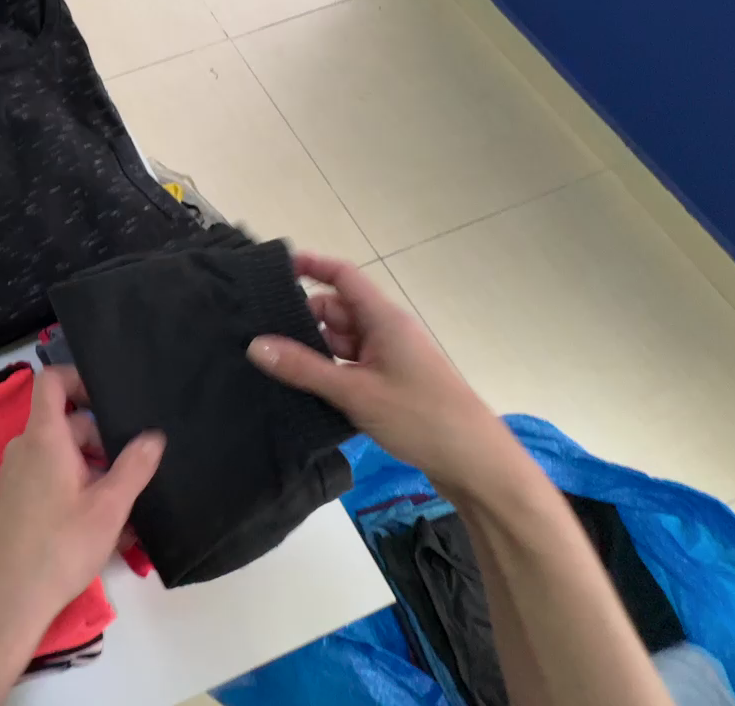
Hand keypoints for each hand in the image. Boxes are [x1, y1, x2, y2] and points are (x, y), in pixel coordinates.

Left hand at [0, 366, 163, 641]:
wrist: (6, 600)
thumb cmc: (60, 546)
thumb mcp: (108, 508)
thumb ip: (133, 467)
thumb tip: (153, 435)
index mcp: (44, 436)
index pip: (51, 379)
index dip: (78, 378)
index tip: (110, 398)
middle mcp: (24, 446)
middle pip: (64, 422)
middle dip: (100, 437)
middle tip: (132, 466)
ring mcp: (15, 472)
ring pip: (59, 452)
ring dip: (91, 466)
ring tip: (122, 501)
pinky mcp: (13, 497)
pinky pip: (47, 475)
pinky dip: (73, 484)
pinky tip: (97, 521)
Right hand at [245, 252, 522, 494]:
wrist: (479, 468)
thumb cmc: (422, 418)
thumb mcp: (355, 392)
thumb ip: (303, 368)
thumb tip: (255, 345)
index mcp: (384, 320)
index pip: (342, 276)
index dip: (311, 265)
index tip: (274, 268)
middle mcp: (386, 332)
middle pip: (334, 310)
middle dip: (300, 319)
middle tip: (258, 332)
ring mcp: (388, 359)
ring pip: (339, 341)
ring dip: (311, 350)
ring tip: (271, 363)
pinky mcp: (389, 385)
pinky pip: (347, 366)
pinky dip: (326, 372)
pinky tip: (300, 388)